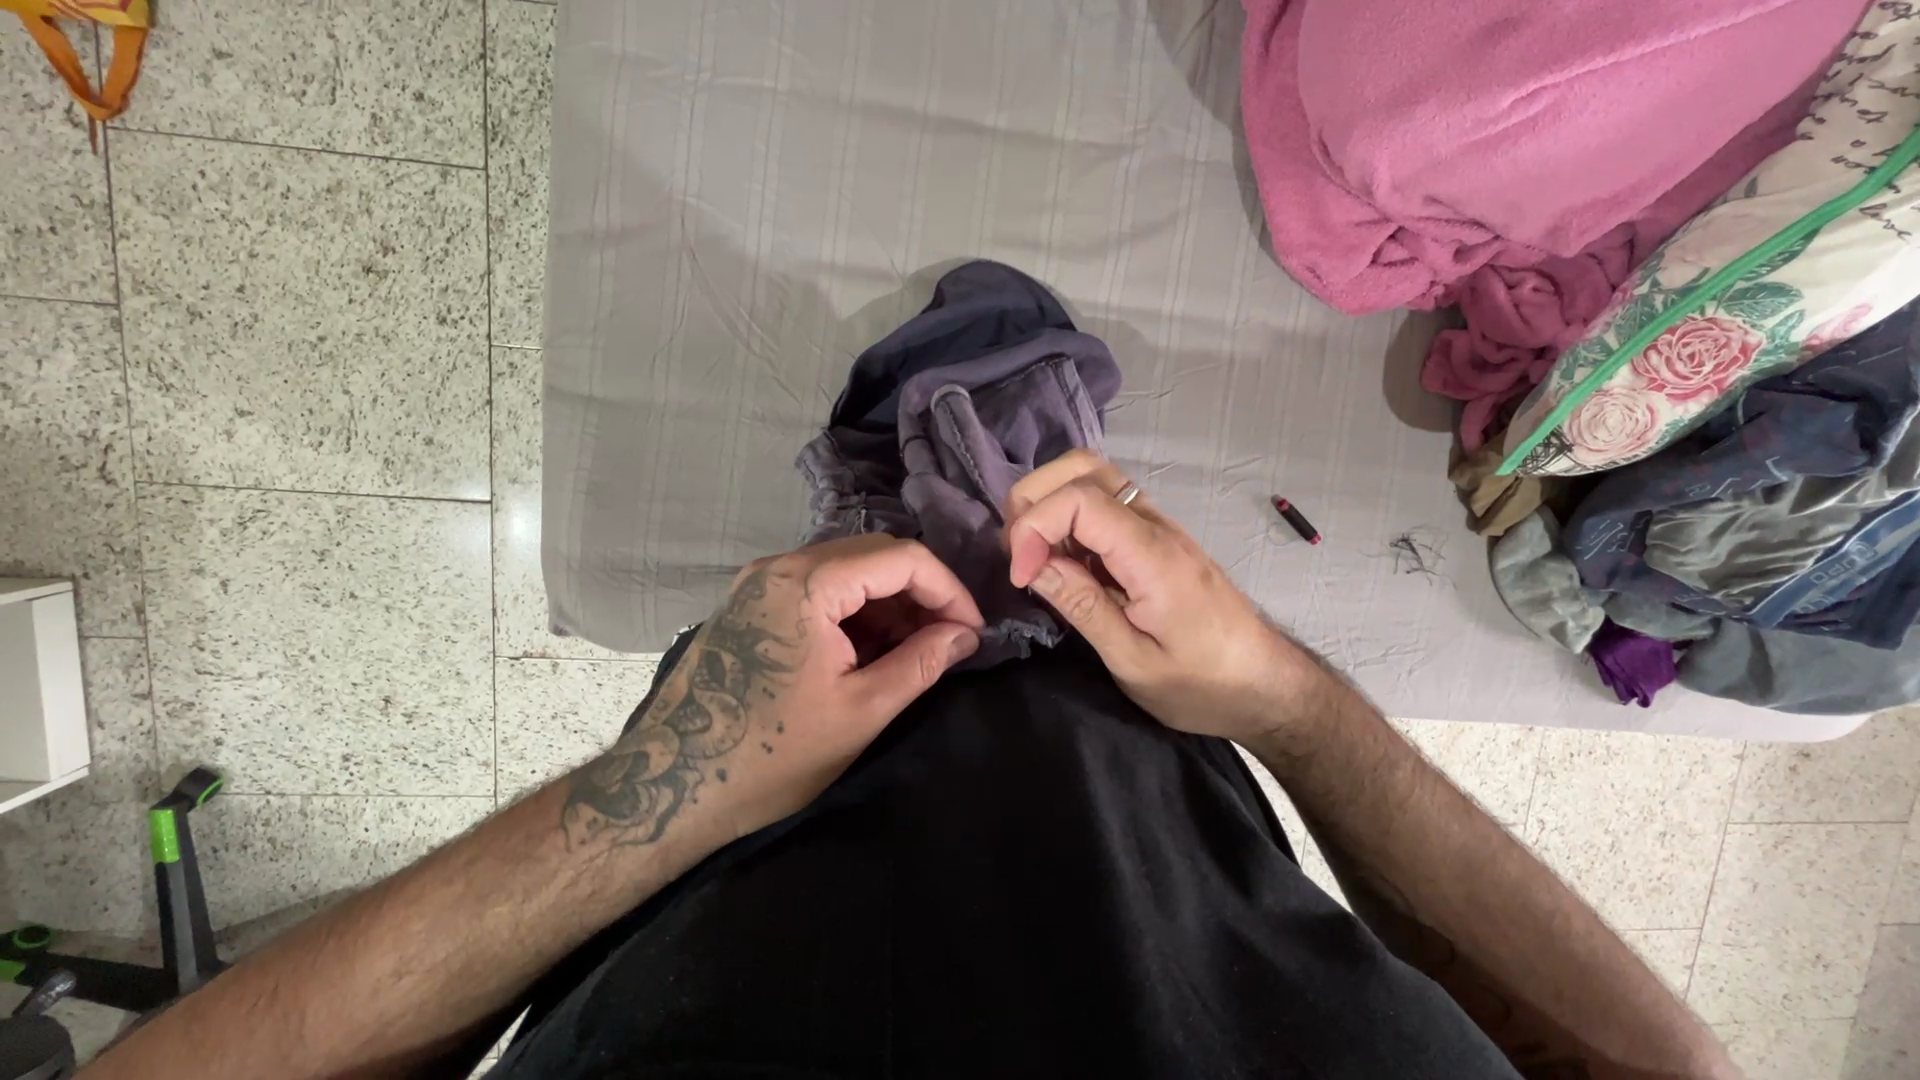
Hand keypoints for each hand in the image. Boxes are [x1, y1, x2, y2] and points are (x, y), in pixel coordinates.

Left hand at [562, 535, 984, 850]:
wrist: (671, 787)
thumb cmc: (771, 755)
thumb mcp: (862, 711)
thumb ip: (922, 662)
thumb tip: (966, 635)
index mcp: (806, 582)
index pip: (901, 558)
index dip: (948, 589)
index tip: (972, 631)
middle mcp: (779, 566)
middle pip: (873, 556)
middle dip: (920, 594)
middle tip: (949, 641)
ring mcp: (759, 583)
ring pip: (847, 572)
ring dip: (889, 605)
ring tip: (917, 652)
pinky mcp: (751, 604)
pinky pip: (819, 591)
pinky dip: (855, 614)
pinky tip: (873, 652)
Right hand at [1004, 450, 1335, 741]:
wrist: (1264, 685)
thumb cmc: (1202, 686)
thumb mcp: (1134, 661)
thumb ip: (1082, 607)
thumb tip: (1032, 566)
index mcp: (1152, 555)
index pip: (1079, 499)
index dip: (1034, 527)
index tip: (1020, 576)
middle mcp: (1156, 525)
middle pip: (1084, 467)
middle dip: (1034, 498)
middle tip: (1016, 553)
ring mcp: (1159, 527)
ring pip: (1094, 477)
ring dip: (1050, 502)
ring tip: (1031, 553)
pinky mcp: (1157, 539)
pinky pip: (1105, 503)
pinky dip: (1069, 518)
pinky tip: (1060, 560)